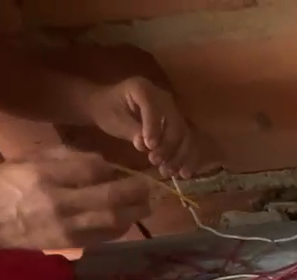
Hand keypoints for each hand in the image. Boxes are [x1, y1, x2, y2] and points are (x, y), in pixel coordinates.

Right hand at [0, 149, 154, 250]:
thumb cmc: (4, 184)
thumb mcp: (25, 160)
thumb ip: (63, 156)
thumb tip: (101, 160)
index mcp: (42, 176)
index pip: (89, 170)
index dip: (111, 168)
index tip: (121, 168)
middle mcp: (58, 202)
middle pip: (109, 198)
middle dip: (135, 191)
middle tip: (148, 186)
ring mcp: (68, 226)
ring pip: (114, 219)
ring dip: (136, 211)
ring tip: (146, 202)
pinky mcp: (74, 243)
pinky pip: (108, 234)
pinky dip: (124, 225)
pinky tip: (129, 216)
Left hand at [81, 76, 208, 178]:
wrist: (108, 108)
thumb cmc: (107, 111)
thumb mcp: (113, 118)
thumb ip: (131, 130)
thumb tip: (145, 146)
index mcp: (143, 89)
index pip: (154, 109)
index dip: (154, 128)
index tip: (149, 147)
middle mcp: (164, 99)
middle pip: (176, 126)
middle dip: (168, 147)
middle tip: (155, 161)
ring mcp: (175, 113)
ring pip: (187, 138)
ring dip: (180, 157)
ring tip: (168, 172)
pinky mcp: (180, 127)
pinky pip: (190, 145)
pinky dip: (188, 160)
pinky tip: (183, 174)